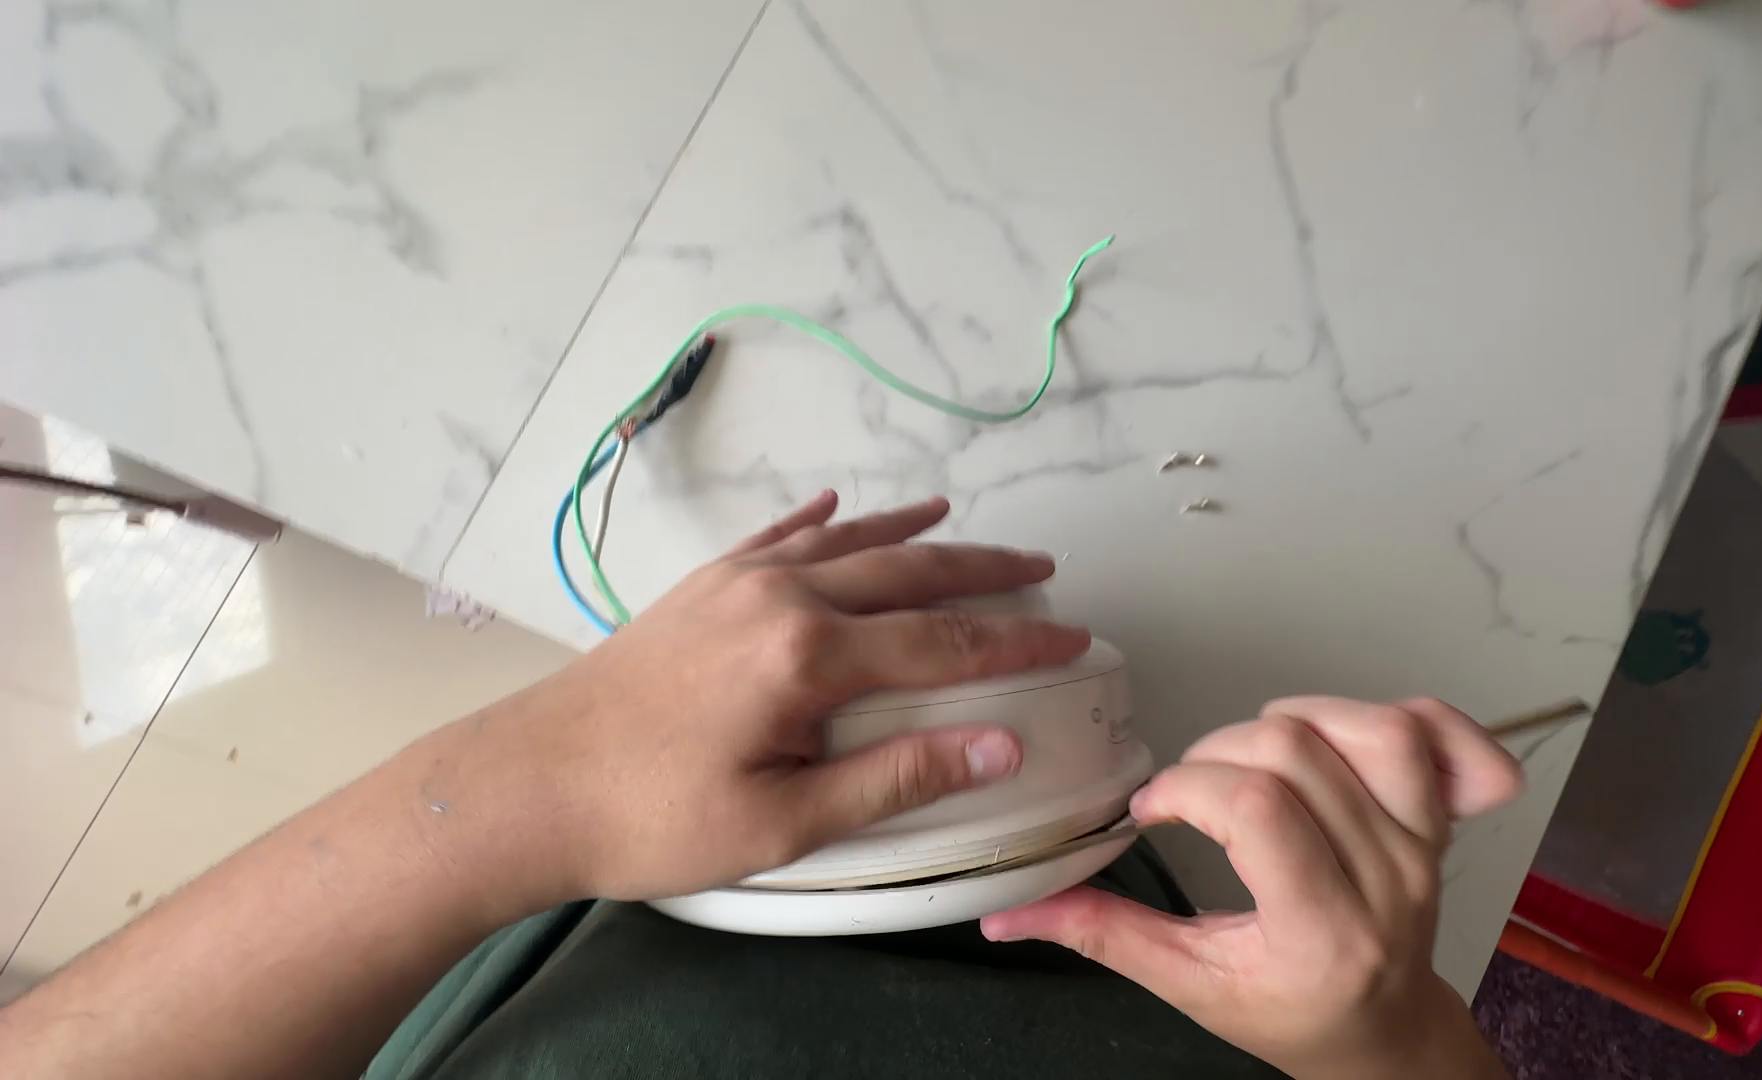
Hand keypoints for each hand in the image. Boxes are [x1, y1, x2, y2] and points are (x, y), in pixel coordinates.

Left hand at [478, 491, 1090, 903]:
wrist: (526, 784)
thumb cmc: (656, 817)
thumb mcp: (786, 823)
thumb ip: (897, 776)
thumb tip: (1000, 746)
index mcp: (811, 657)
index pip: (945, 642)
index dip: (1018, 641)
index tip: (1073, 637)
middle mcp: (785, 596)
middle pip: (910, 571)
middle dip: (985, 570)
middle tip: (1042, 567)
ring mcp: (742, 578)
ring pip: (852, 541)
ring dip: (916, 532)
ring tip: (963, 523)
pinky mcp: (707, 581)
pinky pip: (781, 536)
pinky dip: (823, 519)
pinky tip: (841, 502)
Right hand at [981, 697, 1523, 1079]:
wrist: (1388, 1037)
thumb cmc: (1291, 1016)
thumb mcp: (1190, 985)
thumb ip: (1103, 936)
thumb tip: (1009, 913)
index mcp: (1321, 934)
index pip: (1254, 809)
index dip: (1185, 789)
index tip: (1156, 809)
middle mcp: (1388, 880)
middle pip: (1294, 752)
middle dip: (1217, 753)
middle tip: (1195, 791)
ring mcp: (1424, 844)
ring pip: (1368, 727)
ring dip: (1294, 721)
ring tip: (1259, 755)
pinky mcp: (1440, 817)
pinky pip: (1441, 735)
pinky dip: (1395, 714)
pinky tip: (1343, 735)